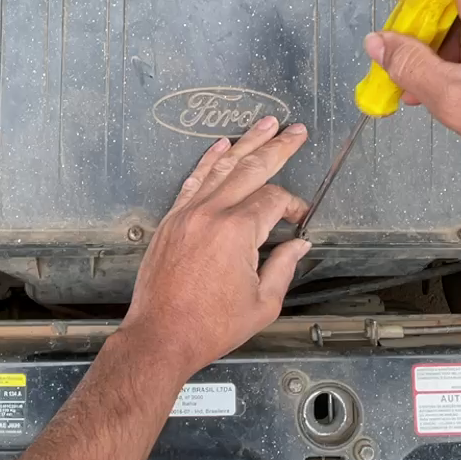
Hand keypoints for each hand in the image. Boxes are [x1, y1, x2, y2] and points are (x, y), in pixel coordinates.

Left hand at [115, 117, 311, 382]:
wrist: (161, 335)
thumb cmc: (209, 325)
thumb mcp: (262, 304)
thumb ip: (284, 266)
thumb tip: (299, 244)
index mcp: (236, 232)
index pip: (273, 201)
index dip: (292, 206)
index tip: (299, 218)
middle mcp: (210, 214)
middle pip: (250, 169)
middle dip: (277, 147)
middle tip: (296, 131)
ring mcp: (187, 213)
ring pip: (222, 167)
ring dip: (246, 142)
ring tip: (265, 124)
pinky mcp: (171, 219)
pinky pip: (193, 180)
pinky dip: (208, 161)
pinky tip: (221, 146)